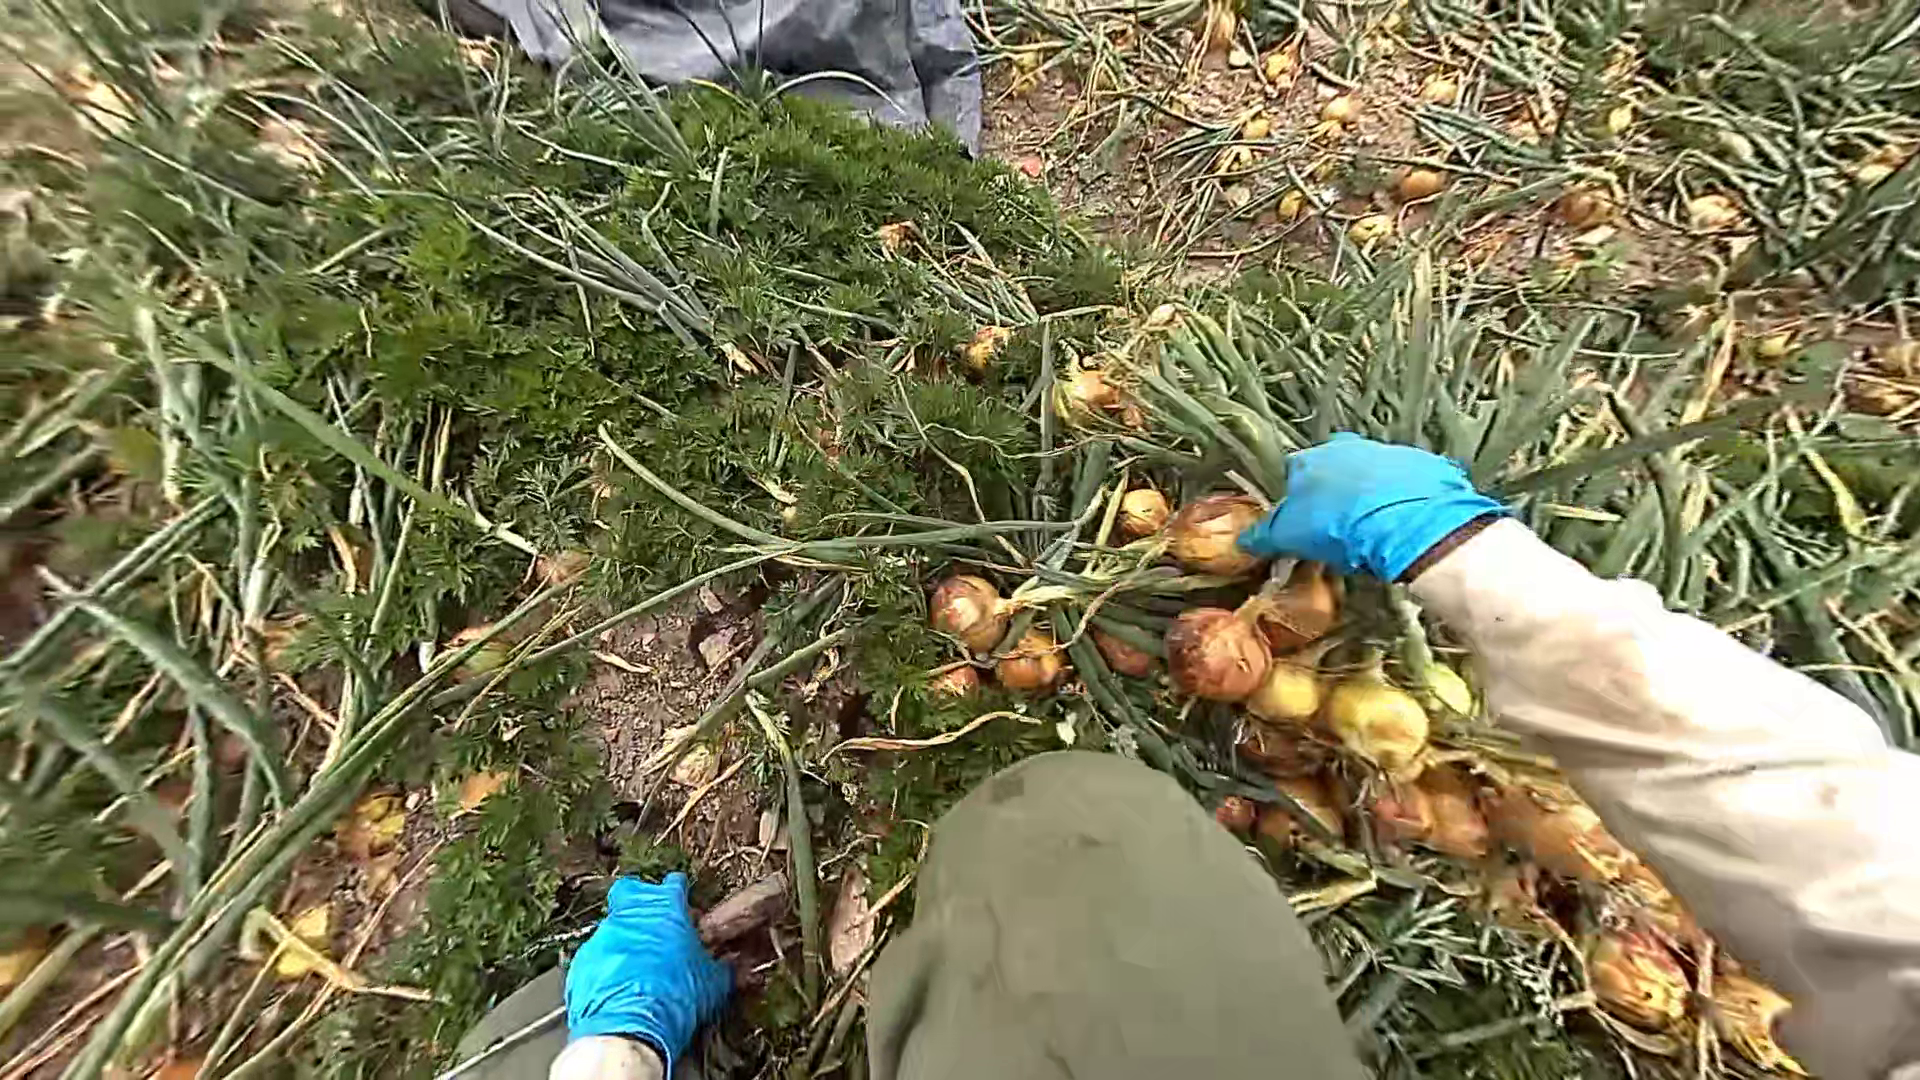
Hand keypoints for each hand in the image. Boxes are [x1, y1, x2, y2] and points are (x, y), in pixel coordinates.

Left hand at [565, 873, 731, 1068]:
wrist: (626, 1033)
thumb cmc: (672, 997)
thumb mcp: (710, 982)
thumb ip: (721, 966)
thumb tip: (733, 968)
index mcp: (667, 906)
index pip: (675, 882)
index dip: (680, 893)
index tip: (685, 909)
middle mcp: (632, 913)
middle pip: (632, 891)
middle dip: (639, 901)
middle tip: (651, 923)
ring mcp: (602, 938)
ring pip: (611, 927)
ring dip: (622, 941)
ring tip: (635, 968)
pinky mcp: (579, 967)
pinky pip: (592, 959)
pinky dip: (602, 969)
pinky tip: (614, 988)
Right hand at [1236, 434, 1506, 580]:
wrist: (1413, 525)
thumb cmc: (1338, 527)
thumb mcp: (1288, 538)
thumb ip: (1263, 536)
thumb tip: (1243, 540)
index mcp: (1307, 460)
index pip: (1291, 472)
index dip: (1293, 497)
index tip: (1299, 520)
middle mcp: (1345, 447)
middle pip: (1331, 467)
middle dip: (1331, 490)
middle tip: (1334, 523)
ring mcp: (1389, 452)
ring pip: (1369, 472)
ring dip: (1367, 492)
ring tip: (1370, 526)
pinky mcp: (1428, 464)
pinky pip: (1407, 481)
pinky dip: (1401, 498)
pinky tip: (1400, 523)